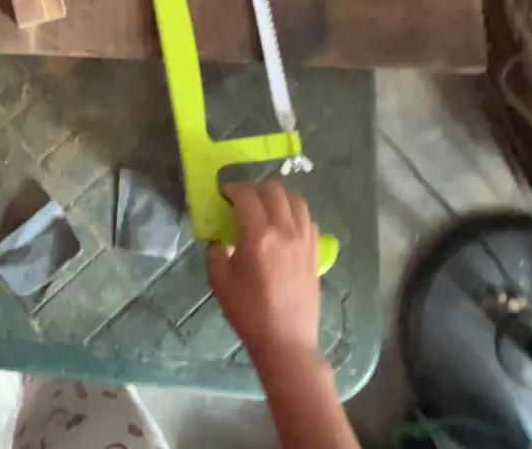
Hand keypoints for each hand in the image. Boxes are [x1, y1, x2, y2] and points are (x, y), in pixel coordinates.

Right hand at [207, 182, 321, 365]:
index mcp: (258, 235)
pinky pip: (309, 221)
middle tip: (242, 199)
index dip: (232, 188)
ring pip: (296, 201)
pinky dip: (296, 214)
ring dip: (279, 197)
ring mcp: (304, 242)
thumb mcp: (219, 281)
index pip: (246, 195)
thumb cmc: (249, 312)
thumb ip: (216, 253)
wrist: (286, 342)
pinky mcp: (315, 254)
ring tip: (266, 206)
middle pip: (274, 191)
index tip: (223, 193)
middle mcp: (284, 231)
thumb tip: (220, 241)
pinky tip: (286, 225)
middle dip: (255, 188)